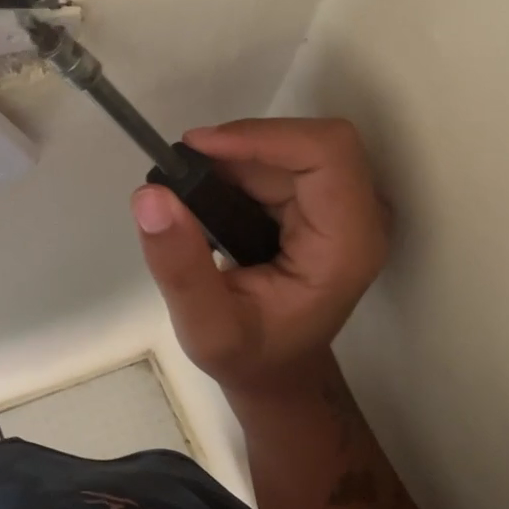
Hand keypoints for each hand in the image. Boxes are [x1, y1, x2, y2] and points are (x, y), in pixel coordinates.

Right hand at [132, 118, 387, 399]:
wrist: (275, 370)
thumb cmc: (249, 356)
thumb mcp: (205, 326)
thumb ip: (179, 266)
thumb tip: (151, 196)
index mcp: (346, 246)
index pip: (326, 154)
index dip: (262, 137)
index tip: (197, 149)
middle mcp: (358, 218)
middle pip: (308, 143)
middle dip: (241, 148)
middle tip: (181, 173)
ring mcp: (343, 208)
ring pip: (291, 148)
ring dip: (234, 159)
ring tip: (185, 194)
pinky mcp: (320, 204)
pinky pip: (282, 160)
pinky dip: (237, 167)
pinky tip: (206, 198)